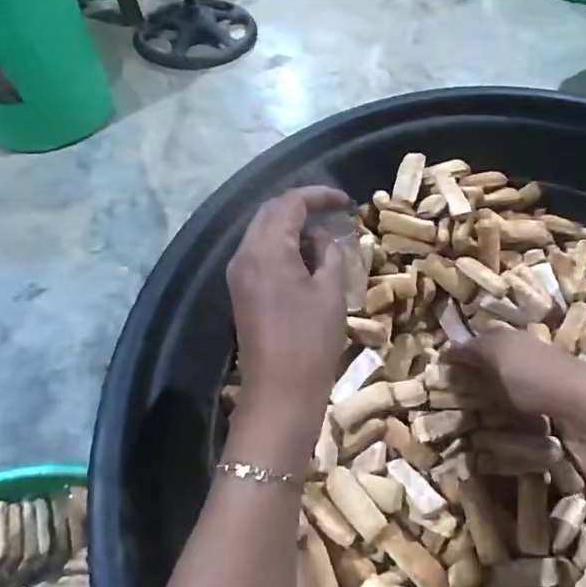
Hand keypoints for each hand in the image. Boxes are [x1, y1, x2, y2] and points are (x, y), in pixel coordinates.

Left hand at [227, 186, 349, 411]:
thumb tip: (323, 237)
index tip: (346, 201)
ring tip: (325, 234)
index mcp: (267, 249)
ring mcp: (239, 274)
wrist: (280, 390)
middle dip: (302, 206)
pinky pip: (260, 254)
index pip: (289, 204)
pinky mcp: (242, 292)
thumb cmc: (311, 339)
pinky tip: (307, 258)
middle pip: (270, 213)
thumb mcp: (330, 291)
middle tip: (335, 212)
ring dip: (291, 226)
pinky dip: (283, 246)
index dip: (319, 196)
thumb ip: (328, 254)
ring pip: (263, 233)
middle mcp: (245, 254)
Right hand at [443, 330, 585, 417]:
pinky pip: (514, 346)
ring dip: (491, 350)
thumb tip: (462, 374)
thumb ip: (479, 380)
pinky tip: (510, 367)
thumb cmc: (529, 390)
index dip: (453, 356)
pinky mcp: (540, 345)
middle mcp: (504, 335)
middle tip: (465, 363)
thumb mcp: (498, 391)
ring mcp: (524, 337)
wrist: (574, 385)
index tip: (444, 362)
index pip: (463, 348)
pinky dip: (507, 354)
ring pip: (500, 340)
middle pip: (482, 340)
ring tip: (488, 366)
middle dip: (473, 350)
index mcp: (488, 344)